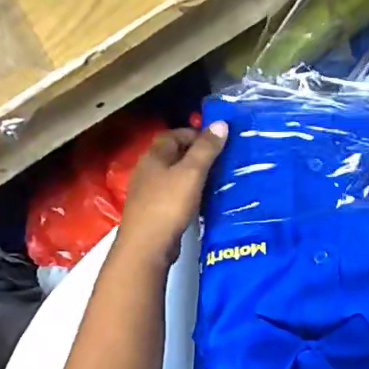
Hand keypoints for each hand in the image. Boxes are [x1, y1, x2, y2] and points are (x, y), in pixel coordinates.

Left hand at [112, 122, 227, 268]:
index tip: (218, 141)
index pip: (175, 134)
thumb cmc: (168, 205)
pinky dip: (188, 193)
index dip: (196, 134)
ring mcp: (148, 192)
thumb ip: (206, 149)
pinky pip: (173, 195)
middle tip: (221, 160)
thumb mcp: (192, 173)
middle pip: (174, 155)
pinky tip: (201, 202)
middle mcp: (147, 170)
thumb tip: (221, 123)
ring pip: (174, 176)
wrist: (146, 246)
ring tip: (216, 180)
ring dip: (193, 176)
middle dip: (196, 155)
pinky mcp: (153, 212)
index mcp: (154, 156)